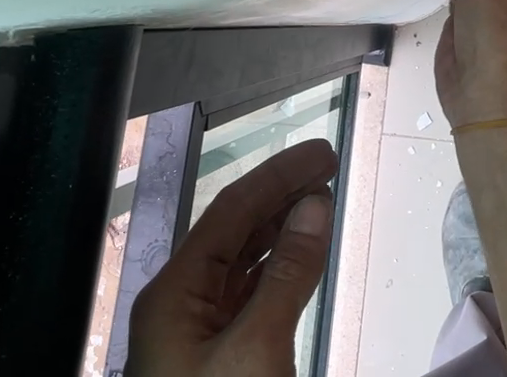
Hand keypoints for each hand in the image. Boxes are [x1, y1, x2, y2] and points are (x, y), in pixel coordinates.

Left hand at [126, 139, 337, 376]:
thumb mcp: (256, 350)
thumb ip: (288, 274)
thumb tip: (316, 204)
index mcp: (176, 290)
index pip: (232, 211)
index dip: (279, 175)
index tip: (323, 152)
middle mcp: (182, 300)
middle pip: (236, 229)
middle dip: (282, 194)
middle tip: (329, 166)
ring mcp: (198, 329)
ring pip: (244, 259)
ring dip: (283, 227)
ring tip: (322, 199)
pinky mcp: (217, 355)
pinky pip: (250, 292)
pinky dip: (281, 267)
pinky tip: (305, 253)